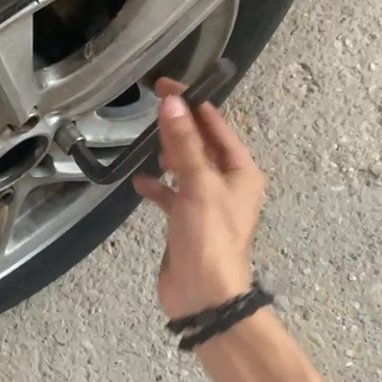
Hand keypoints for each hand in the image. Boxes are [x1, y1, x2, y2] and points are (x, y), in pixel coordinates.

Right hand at [131, 78, 265, 320]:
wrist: (204, 295)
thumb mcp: (198, 184)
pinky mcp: (187, 222)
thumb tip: (171, 102)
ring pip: (185, 168)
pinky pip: (171, 195)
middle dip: (179, 128)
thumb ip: (183, 143)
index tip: (166, 86)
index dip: (193, 103)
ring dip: (167, 156)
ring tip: (147, 143)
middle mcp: (227, 184)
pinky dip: (157, 187)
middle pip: (201, 145)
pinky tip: (140, 182)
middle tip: (152, 110)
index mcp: (241, 171)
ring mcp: (206, 203)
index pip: (217, 125)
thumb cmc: (210, 239)